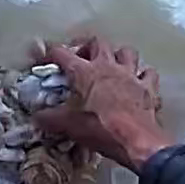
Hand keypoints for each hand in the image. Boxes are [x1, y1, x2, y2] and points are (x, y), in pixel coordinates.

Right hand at [32, 38, 175, 171]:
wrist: (136, 141)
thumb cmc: (99, 129)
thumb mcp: (67, 125)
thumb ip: (49, 118)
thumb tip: (36, 117)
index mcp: (85, 72)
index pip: (62, 53)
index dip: (50, 54)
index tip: (44, 60)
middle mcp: (108, 66)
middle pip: (98, 42)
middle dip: (87, 47)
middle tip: (80, 58)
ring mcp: (131, 75)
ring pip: (126, 51)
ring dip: (117, 55)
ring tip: (110, 64)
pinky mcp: (149, 87)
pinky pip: (147, 72)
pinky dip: (142, 74)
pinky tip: (137, 80)